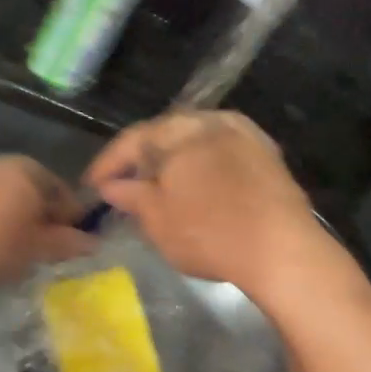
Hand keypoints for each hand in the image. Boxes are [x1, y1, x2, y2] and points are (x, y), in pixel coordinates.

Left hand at [0, 155, 96, 286]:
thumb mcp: (39, 249)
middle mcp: (1, 162)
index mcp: (28, 169)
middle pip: (32, 189)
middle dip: (41, 213)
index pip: (60, 190)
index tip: (72, 239)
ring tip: (18, 244)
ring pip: (6, 194)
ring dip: (16, 215)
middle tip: (45, 243)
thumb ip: (69, 242)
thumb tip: (91, 242)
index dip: (69, 216)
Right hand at [84, 111, 336, 294]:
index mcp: (180, 133)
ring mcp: (245, 135)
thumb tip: (111, 185)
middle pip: (166, 133)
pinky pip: (219, 150)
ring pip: (195, 139)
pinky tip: (193, 185)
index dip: (107, 163)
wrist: (279, 249)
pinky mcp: (265, 154)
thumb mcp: (156, 219)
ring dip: (172, 159)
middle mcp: (213, 122)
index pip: (132, 139)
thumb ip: (130, 195)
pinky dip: (199, 164)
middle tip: (121, 182)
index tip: (91, 186)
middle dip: (141, 157)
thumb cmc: (206, 233)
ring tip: (157, 184)